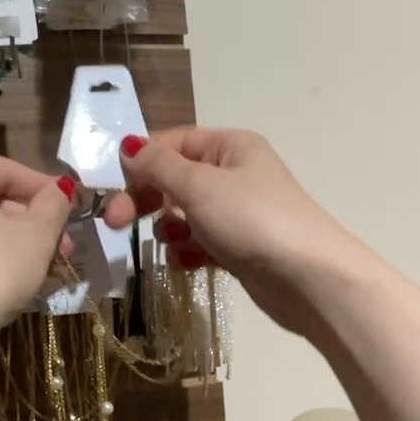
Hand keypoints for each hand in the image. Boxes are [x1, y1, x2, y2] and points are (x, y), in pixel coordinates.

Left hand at [0, 152, 73, 349]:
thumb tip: (61, 190)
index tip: (74, 210)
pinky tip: (10, 280)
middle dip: (30, 223)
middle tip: (63, 249)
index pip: (9, 171)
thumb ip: (54, 205)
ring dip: (12, 242)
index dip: (48, 192)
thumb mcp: (36, 236)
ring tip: (44, 268)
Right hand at [103, 128, 361, 335]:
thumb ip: (158, 166)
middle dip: (145, 199)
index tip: (111, 185)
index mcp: (230, 147)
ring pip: (185, 214)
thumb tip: (128, 146)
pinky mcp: (240, 248)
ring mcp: (238, 213)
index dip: (141, 160)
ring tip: (169, 243)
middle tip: (114, 223)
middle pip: (175, 179)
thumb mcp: (199, 185)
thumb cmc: (252, 220)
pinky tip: (186, 262)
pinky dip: (189, 250)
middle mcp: (235, 174)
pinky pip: (201, 242)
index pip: (173, 143)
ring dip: (169, 228)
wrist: (308, 278)